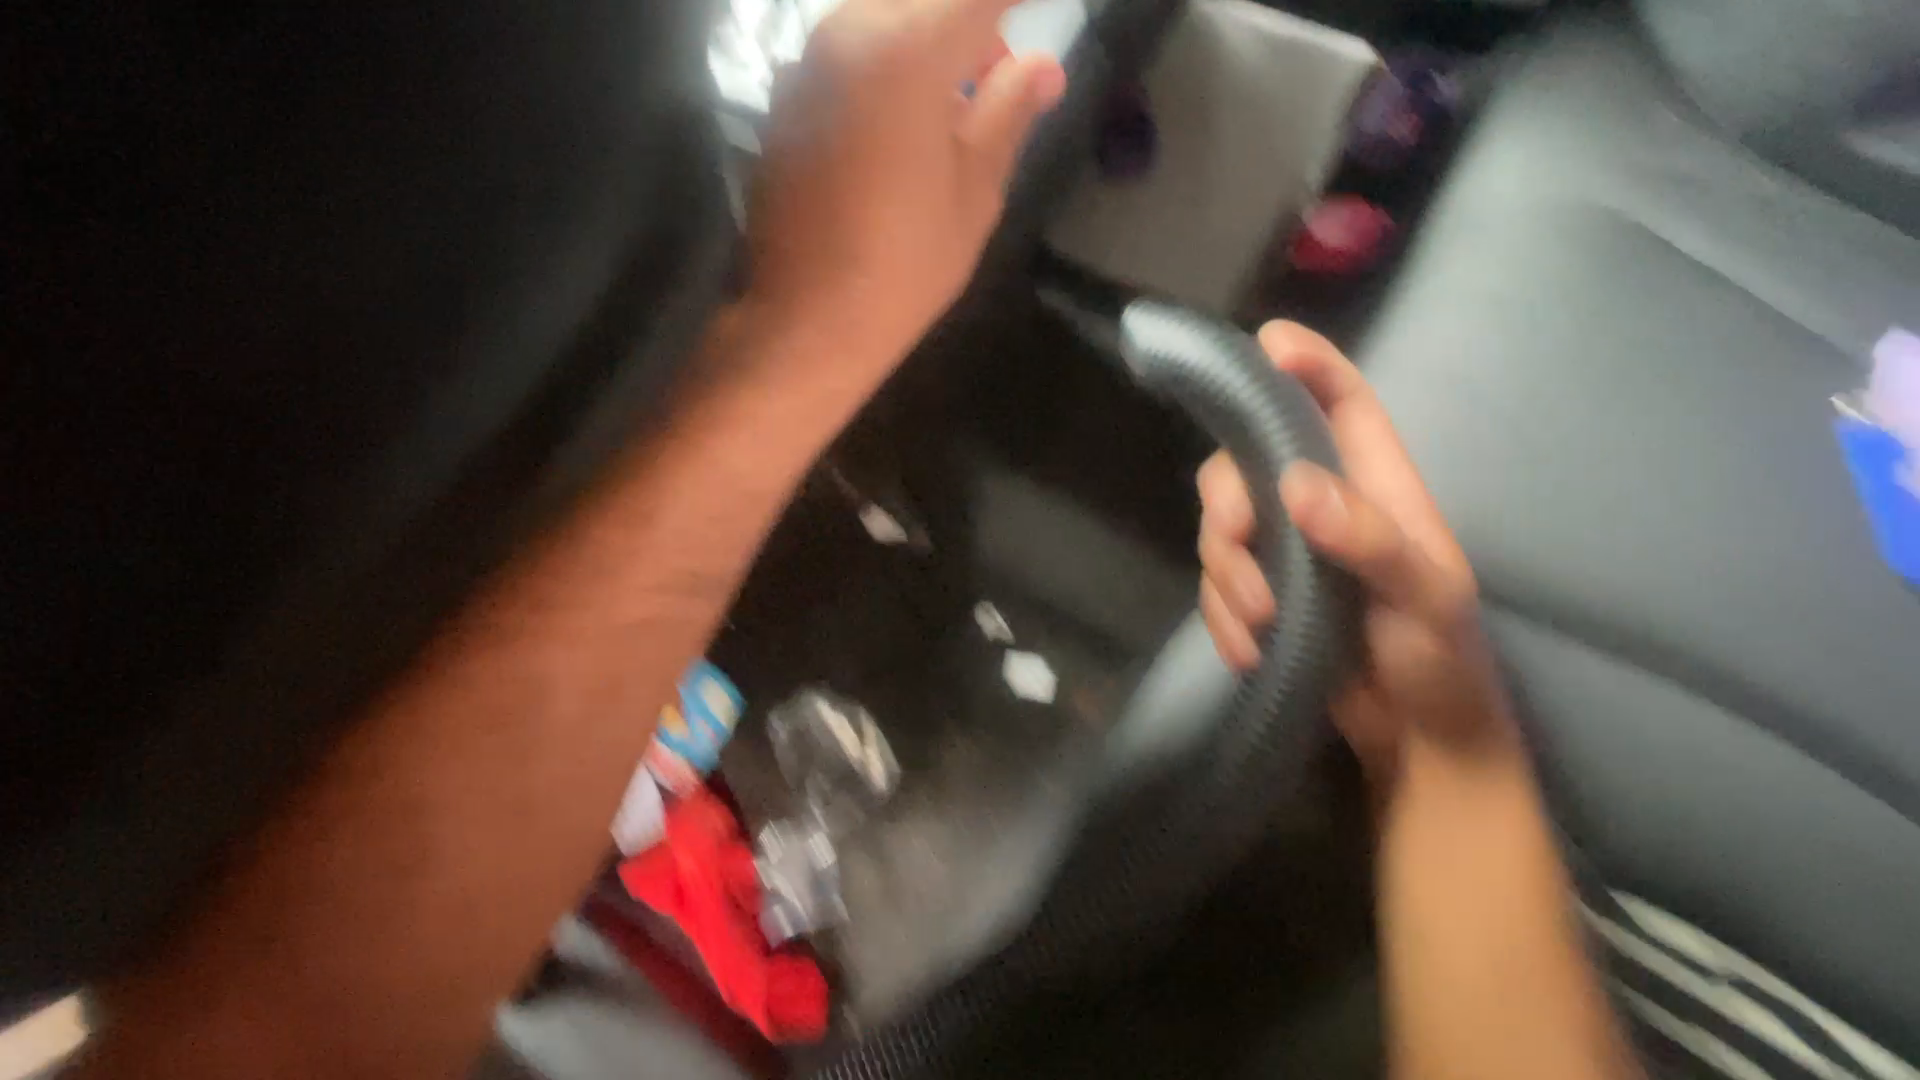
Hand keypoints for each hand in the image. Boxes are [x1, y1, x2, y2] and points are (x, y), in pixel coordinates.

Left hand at [748, 0, 1066, 373]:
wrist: (808, 319)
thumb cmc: (905, 265)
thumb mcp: (974, 192)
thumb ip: (1008, 113)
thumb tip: (1043, 67)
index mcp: (909, 50)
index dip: (1014, 8)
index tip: (1037, 24)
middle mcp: (849, 33)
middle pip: (925, 1)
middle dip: (970, 27)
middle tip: (1001, 78)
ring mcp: (808, 64)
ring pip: (883, 21)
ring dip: (926, 47)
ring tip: (954, 112)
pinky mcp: (784, 99)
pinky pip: (849, 54)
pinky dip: (885, 69)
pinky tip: (901, 131)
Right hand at [1196, 323, 1515, 794]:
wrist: (1419, 740)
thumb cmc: (1443, 658)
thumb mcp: (1427, 597)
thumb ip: (1370, 539)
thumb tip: (1295, 486)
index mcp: (1373, 485)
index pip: (1341, 402)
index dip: (1306, 365)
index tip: (1267, 344)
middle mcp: (1320, 506)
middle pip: (1246, 463)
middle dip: (1229, 499)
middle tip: (1238, 541)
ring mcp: (1284, 554)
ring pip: (1220, 528)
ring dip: (1224, 573)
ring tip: (1259, 625)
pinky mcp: (1259, 597)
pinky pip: (1214, 586)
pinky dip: (1220, 617)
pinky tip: (1248, 654)